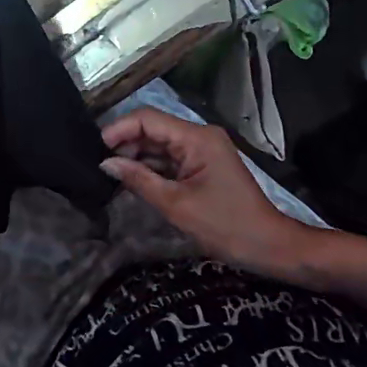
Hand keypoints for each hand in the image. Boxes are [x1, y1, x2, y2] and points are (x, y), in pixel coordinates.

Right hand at [101, 108, 323, 271]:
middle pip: (152, 128)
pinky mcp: (202, 165)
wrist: (270, 247)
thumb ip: (138, 179)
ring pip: (159, 144)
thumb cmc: (225, 225)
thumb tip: (105, 164)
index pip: (147, 119)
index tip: (96, 150)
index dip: (119, 130)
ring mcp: (201, 150)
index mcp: (196, 138)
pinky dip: (150, 168)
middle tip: (100, 166)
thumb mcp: (176, 204)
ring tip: (110, 174)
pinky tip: (131, 180)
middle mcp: (199, 136)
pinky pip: (169, 158)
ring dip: (135, 157)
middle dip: (125, 144)